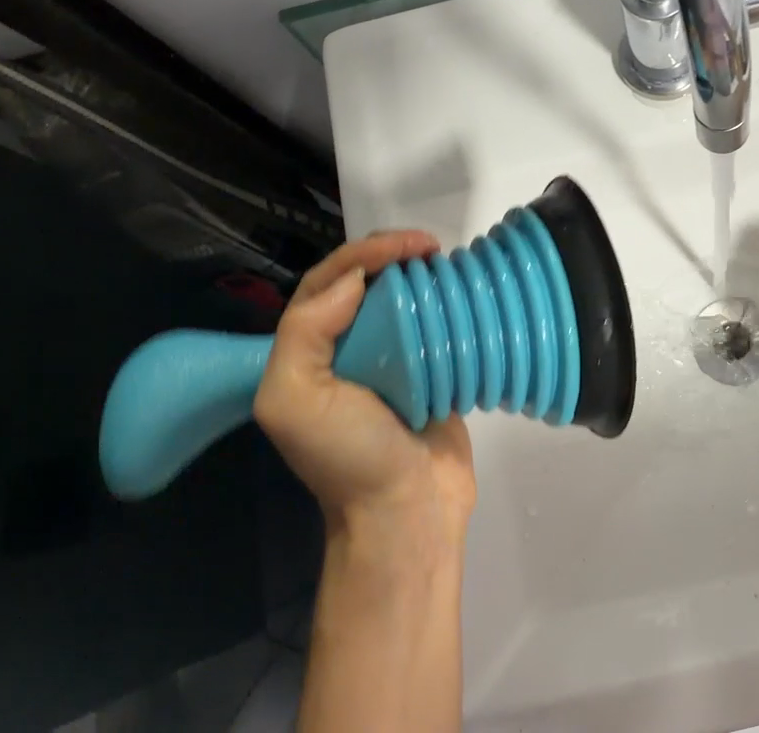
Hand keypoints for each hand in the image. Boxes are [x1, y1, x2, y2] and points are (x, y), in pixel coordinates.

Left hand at [254, 232, 476, 535]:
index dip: (363, 253)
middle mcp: (345, 351)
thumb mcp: (294, 399)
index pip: (327, 283)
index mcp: (307, 353)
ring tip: (449, 264)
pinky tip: (464, 294)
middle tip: (432, 247)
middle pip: (366, 284)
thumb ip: (306, 332)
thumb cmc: (349, 457)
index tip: (408, 246)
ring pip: (402, 301)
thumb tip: (356, 281)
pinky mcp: (430, 375)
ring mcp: (391, 363)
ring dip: (423, 276)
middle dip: (394, 255)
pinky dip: (447, 306)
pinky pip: (435, 329)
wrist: (407, 512)